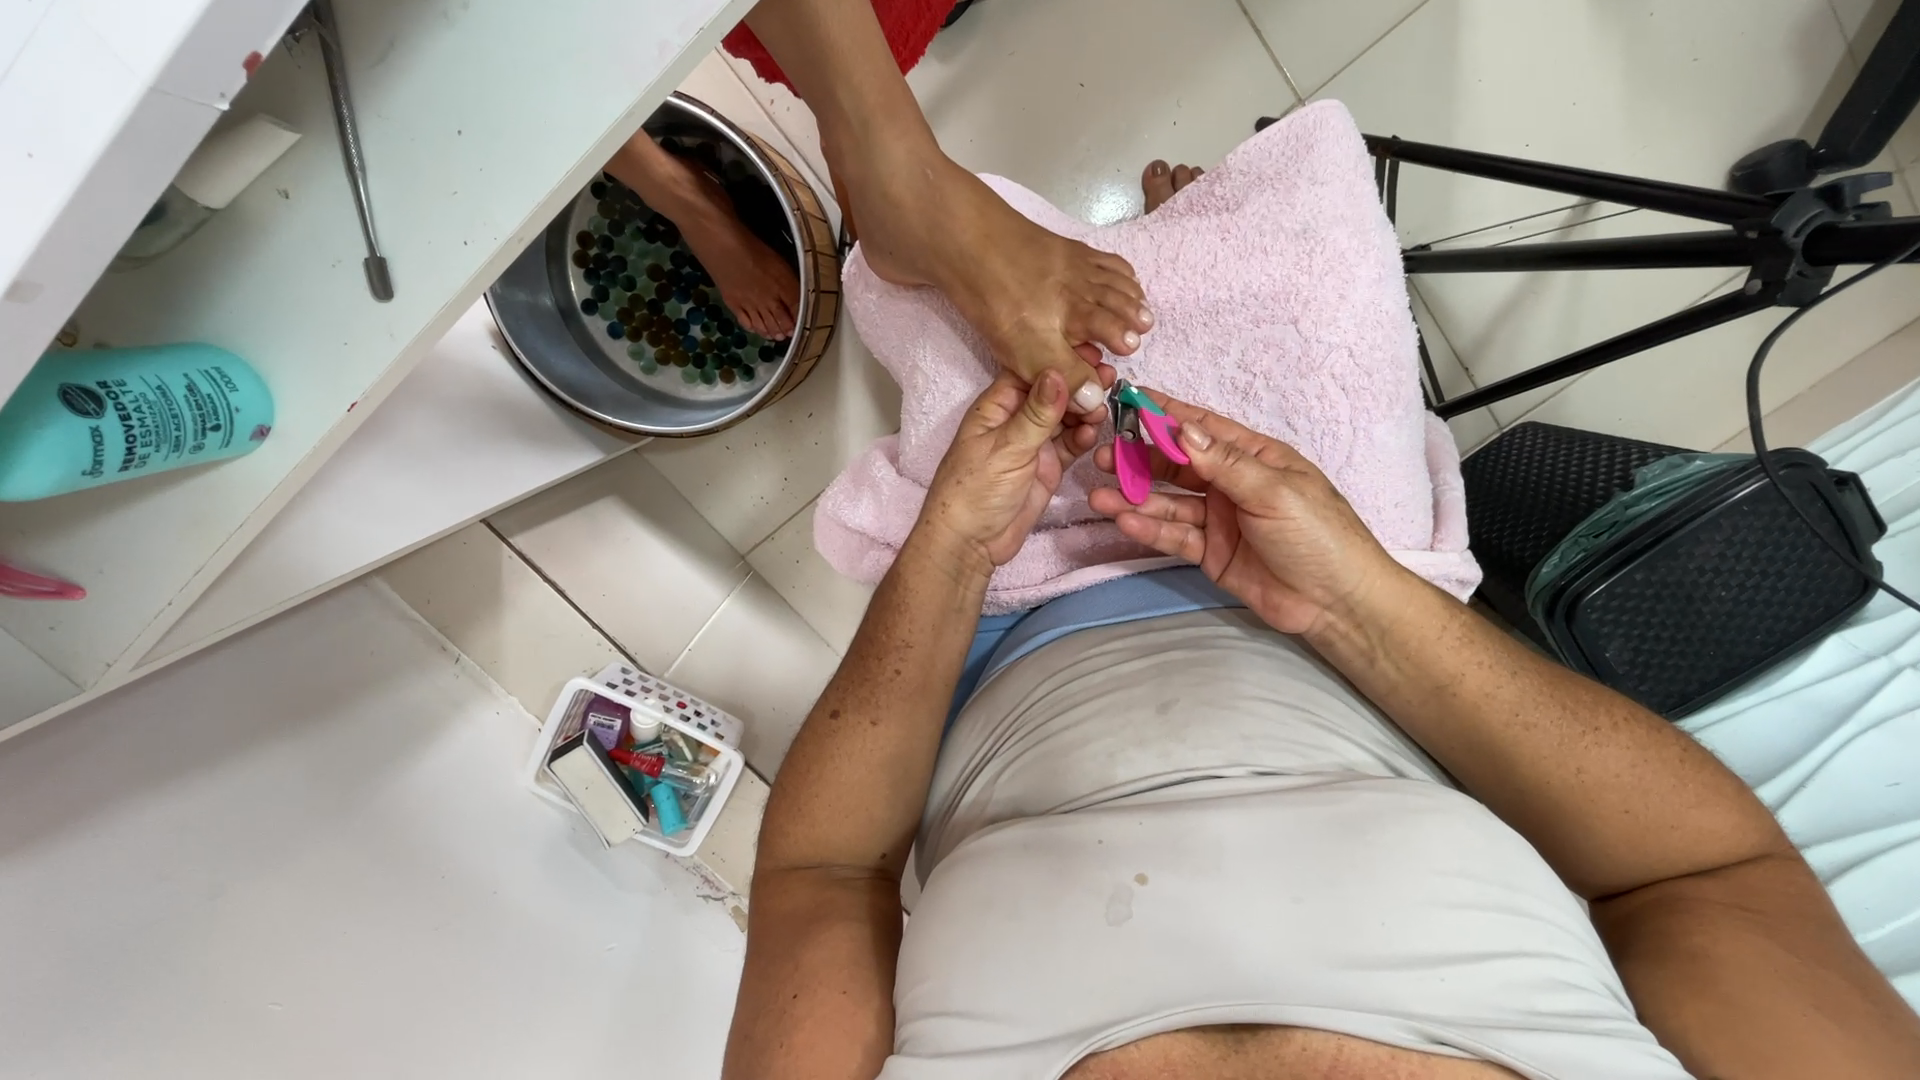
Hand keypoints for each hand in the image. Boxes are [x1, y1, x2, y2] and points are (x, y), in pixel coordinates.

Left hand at [917, 369, 1098, 575]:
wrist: (971, 542)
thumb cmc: (974, 490)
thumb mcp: (1007, 447)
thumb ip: (1037, 413)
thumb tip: (1057, 371)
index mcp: (996, 407)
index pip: (1030, 371)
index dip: (1059, 360)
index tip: (1091, 352)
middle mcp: (1016, 420)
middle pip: (1053, 393)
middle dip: (1079, 386)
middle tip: (1108, 378)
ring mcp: (1033, 444)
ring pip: (1066, 419)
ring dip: (1085, 413)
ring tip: (1103, 408)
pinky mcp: (1047, 467)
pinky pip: (1070, 445)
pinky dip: (1083, 439)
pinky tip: (1094, 434)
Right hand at [1087, 391, 1407, 636]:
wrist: (1335, 602)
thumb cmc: (1318, 535)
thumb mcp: (1274, 491)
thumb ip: (1225, 463)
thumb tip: (1182, 429)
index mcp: (1254, 458)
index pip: (1202, 429)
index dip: (1165, 415)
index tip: (1128, 401)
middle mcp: (1231, 484)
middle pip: (1176, 466)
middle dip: (1139, 461)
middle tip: (1103, 457)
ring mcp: (1218, 519)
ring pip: (1168, 503)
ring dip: (1135, 500)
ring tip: (1100, 498)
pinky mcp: (1209, 552)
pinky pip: (1174, 536)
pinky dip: (1149, 530)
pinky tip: (1125, 524)